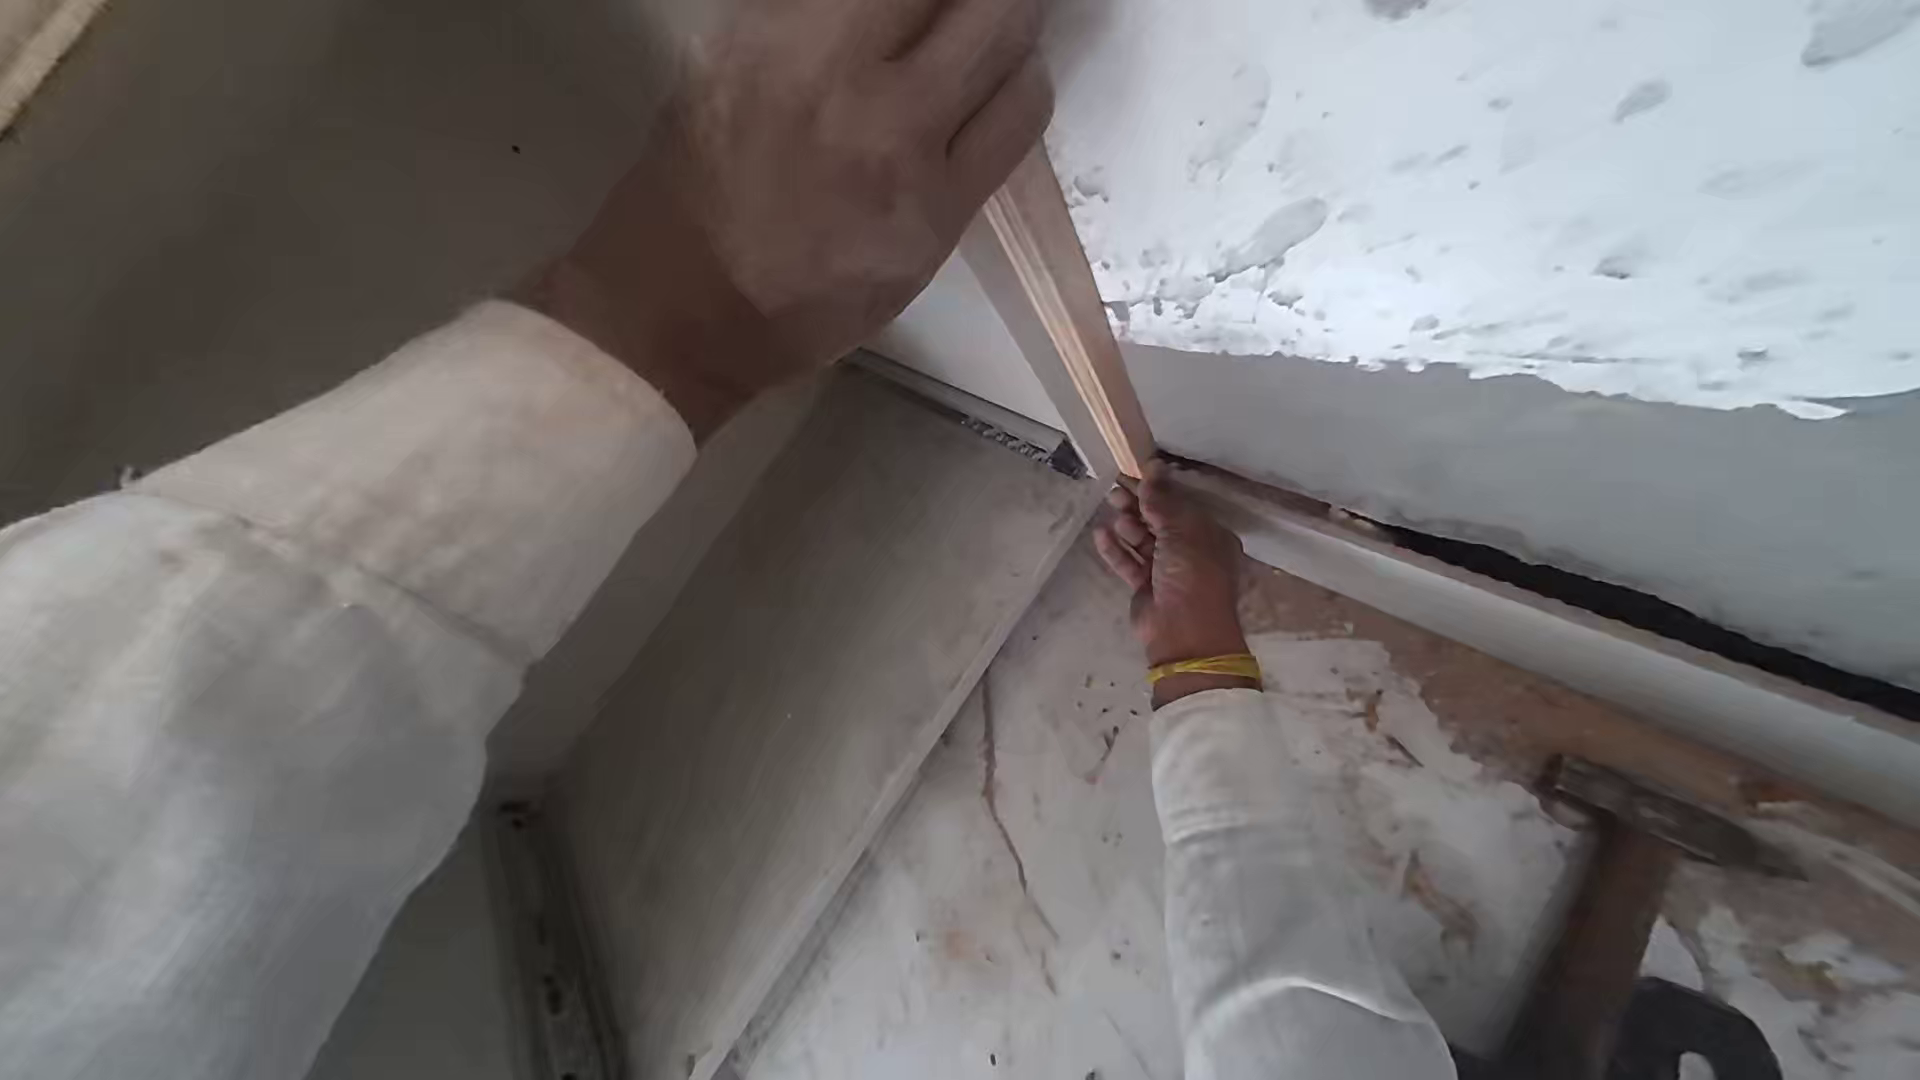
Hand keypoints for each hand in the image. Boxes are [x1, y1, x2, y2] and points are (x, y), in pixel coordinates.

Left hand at [523, 0, 1052, 438]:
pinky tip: (860, 30)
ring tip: (923, 22)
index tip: (1005, 78)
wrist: (685, 304)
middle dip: (1005, 11)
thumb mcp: (903, 274)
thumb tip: (975, 115)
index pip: (1023, 100)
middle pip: (997, 13)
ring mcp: (825, 64)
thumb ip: (951, 190)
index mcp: (935, 206)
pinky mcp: (757, 27)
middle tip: (980, 23)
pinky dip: (863, 2)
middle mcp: (895, 125)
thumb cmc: (801, 313)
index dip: (1025, 80)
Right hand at [1093, 461, 1256, 705]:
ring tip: (1111, 509)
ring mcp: (1166, 571)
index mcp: (1208, 536)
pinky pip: (1128, 562)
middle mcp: (1189, 552)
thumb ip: (1163, 500)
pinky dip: (1115, 549)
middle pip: (1159, 522)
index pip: (1181, 506)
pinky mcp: (1145, 587)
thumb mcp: (1182, 532)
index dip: (1157, 490)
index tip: (1134, 473)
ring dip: (1127, 525)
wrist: (1184, 632)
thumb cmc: (1192, 574)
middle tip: (1115, 490)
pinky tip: (1100, 534)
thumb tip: (1154, 466)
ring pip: (1142, 541)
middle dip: (1138, 505)